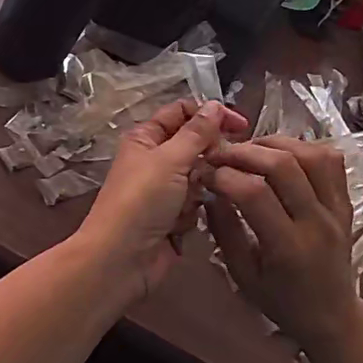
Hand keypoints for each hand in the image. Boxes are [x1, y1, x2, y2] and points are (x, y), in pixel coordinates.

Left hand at [75, 99, 247, 297]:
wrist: (121, 258)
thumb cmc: (141, 201)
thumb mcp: (170, 159)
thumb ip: (196, 132)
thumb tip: (214, 105)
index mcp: (146, 138)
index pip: (182, 113)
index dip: (210, 115)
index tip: (242, 126)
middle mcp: (154, 160)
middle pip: (195, 146)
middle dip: (208, 157)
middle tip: (218, 168)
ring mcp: (164, 190)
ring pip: (200, 177)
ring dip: (199, 189)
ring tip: (187, 203)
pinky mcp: (172, 217)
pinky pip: (196, 204)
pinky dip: (192, 213)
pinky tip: (182, 225)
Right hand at [204, 136, 360, 351]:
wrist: (332, 315)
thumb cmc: (281, 300)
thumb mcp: (242, 275)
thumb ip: (225, 231)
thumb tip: (209, 191)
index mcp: (288, 247)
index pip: (254, 193)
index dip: (224, 175)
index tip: (204, 173)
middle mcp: (317, 222)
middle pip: (283, 165)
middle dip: (244, 152)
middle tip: (220, 154)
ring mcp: (337, 209)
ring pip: (310, 155)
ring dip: (274, 144)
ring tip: (249, 150)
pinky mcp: (346, 202)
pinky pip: (331, 161)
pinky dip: (303, 147)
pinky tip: (280, 154)